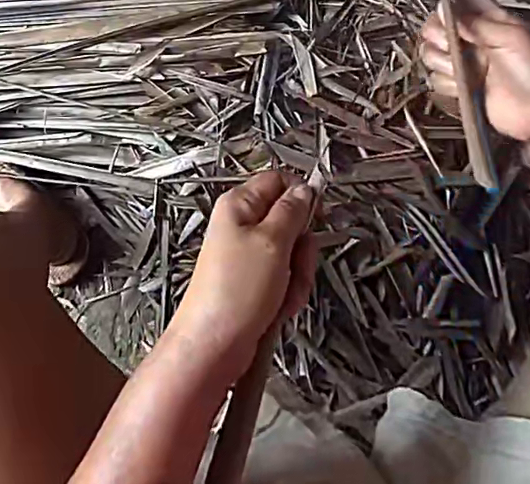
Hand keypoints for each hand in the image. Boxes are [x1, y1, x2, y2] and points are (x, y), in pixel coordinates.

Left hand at [168, 171, 318, 371]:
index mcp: (240, 204)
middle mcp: (242, 226)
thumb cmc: (233, 293)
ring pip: (292, 253)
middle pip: (290, 221)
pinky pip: (285, 280)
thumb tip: (306, 189)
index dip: (302, 197)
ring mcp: (249, 256)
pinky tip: (278, 308)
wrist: (214, 348)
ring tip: (282, 292)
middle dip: (301, 248)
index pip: (279, 181)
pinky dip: (288, 294)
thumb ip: (292, 212)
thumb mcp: (272, 242)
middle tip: (293, 263)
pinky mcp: (254, 283)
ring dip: (297, 276)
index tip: (315, 217)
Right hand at [420, 0, 529, 143]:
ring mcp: (468, 64)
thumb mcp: (513, 37)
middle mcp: (475, 39)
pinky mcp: (463, 87)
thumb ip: (475, 22)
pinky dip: (449, 83)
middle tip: (454, 43)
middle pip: (436, 24)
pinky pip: (437, 79)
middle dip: (439, 32)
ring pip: (432, 52)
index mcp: (492, 20)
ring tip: (471, 71)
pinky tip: (469, 87)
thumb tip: (443, 8)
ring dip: (445, 61)